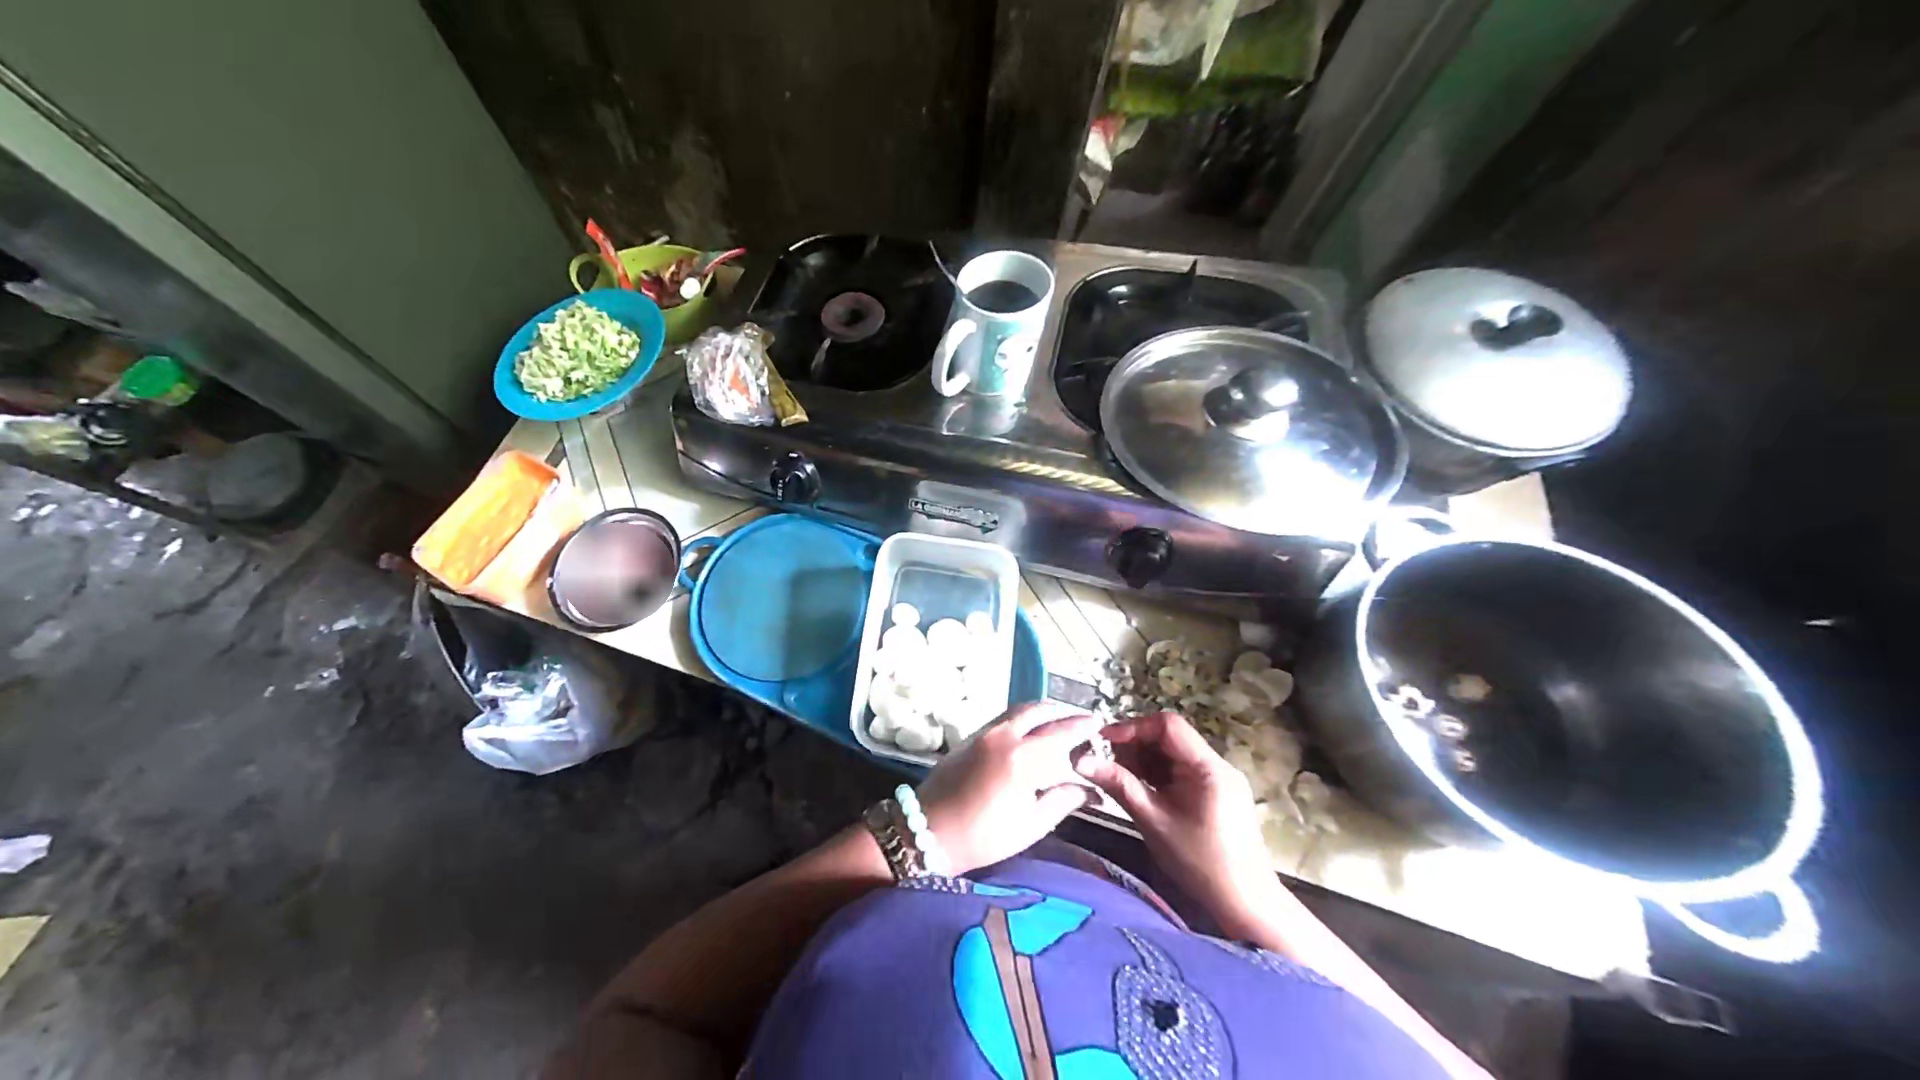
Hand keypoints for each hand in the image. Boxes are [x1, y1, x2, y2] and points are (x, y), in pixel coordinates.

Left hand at [917, 703, 1102, 874]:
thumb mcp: (1030, 826)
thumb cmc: (983, 837)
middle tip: (1079, 723)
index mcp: (1022, 758)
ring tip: (1057, 726)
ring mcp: (984, 733)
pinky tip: (1030, 734)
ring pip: (1019, 711)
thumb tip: (1088, 789)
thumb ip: (1061, 800)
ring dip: (1041, 713)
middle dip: (1061, 713)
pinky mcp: (970, 737)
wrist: (928, 831)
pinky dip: (1022, 719)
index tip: (1098, 723)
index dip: (1082, 727)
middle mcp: (1004, 736)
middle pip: (1039, 711)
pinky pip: (1004, 718)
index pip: (1061, 733)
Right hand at [1074, 711, 1282, 932]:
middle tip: (1106, 762)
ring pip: (1175, 753)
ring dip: (1146, 759)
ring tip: (1120, 777)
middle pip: (1171, 736)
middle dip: (1136, 744)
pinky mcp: (1220, 792)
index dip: (1132, 728)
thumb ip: (1119, 785)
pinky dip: (1160, 774)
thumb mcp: (1153, 822)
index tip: (1102, 742)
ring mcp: (1222, 778)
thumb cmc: (1199, 863)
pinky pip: (1184, 770)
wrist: (1246, 904)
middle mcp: (1218, 764)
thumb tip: (1081, 761)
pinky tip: (1142, 790)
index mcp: (1208, 767)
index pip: (1167, 725)